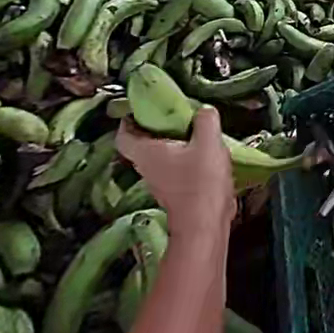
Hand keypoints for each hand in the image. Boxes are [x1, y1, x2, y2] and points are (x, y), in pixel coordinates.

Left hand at [117, 106, 234, 240]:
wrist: (204, 226)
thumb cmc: (200, 182)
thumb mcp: (209, 142)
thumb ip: (206, 120)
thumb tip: (204, 110)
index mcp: (147, 153)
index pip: (124, 134)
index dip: (129, 118)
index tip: (142, 106)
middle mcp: (147, 168)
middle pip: (142, 144)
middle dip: (154, 127)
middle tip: (173, 112)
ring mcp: (160, 182)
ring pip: (158, 156)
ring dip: (171, 142)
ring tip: (192, 128)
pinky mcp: (174, 192)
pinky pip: (172, 167)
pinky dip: (182, 156)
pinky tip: (202, 152)